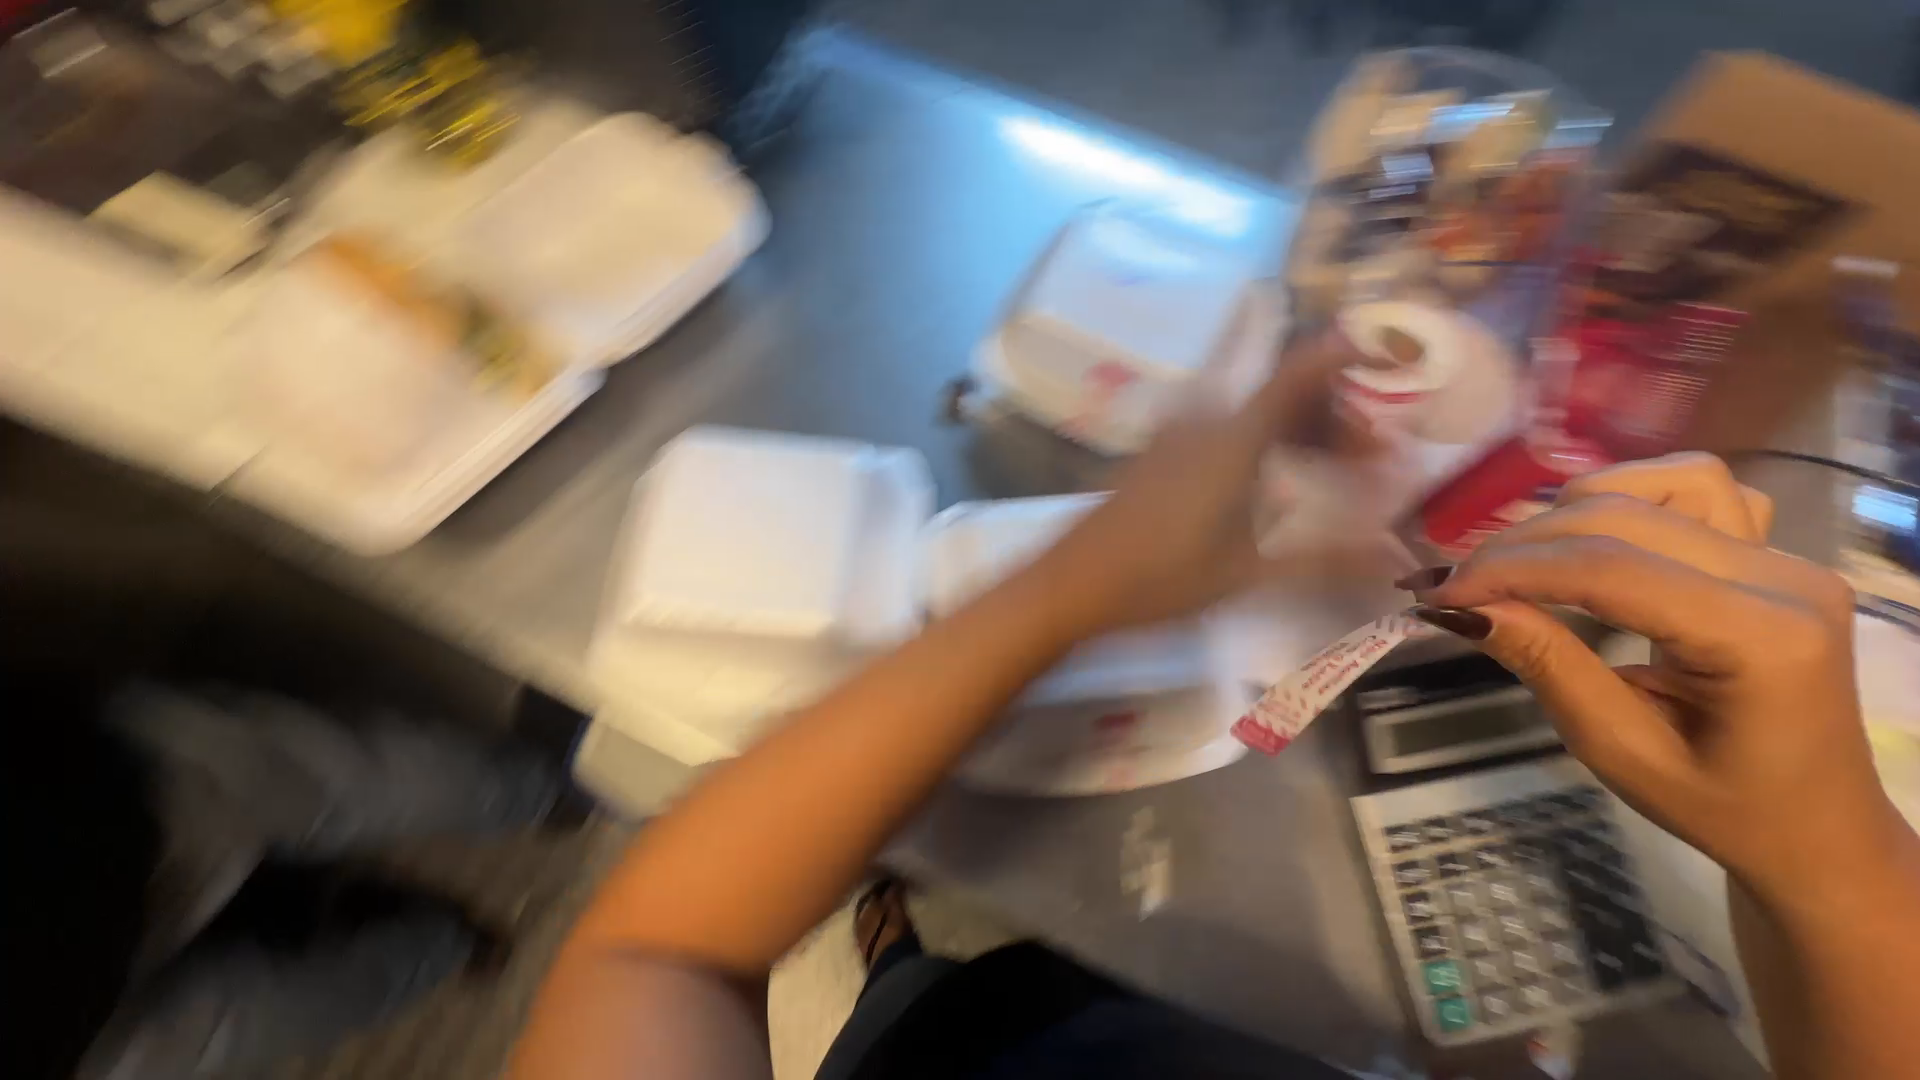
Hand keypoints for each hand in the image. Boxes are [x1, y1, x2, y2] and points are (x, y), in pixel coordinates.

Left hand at [1035, 330, 1413, 634]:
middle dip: (1334, 416)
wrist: (1069, 584)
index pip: (1300, 371)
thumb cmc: (1158, 578)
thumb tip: (1396, 560)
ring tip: (1329, 472)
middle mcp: (1203, 422)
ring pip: (1250, 414)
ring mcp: (1173, 436)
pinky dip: (1258, 442)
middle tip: (1371, 460)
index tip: (1392, 354)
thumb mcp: (1247, 575)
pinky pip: (1220, 429)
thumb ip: (1325, 561)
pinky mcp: (1154, 455)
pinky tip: (1268, 482)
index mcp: (1232, 438)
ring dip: (1296, 432)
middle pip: (1281, 394)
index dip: (1347, 354)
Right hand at [1405, 453, 1905, 907]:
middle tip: (1453, 587)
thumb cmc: (1715, 801)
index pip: (1606, 569)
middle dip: (1516, 546)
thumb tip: (1460, 607)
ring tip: (1520, 561)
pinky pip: (1693, 487)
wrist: (1811, 823)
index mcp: (1759, 639)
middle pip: (1618, 518)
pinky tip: (1590, 535)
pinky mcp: (1767, 551)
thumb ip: (1544, 662)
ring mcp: (1782, 556)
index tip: (1433, 595)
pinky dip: (1625, 496)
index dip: (1506, 570)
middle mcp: (1782, 578)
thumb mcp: (1614, 746)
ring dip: (1567, 512)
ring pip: (1656, 484)